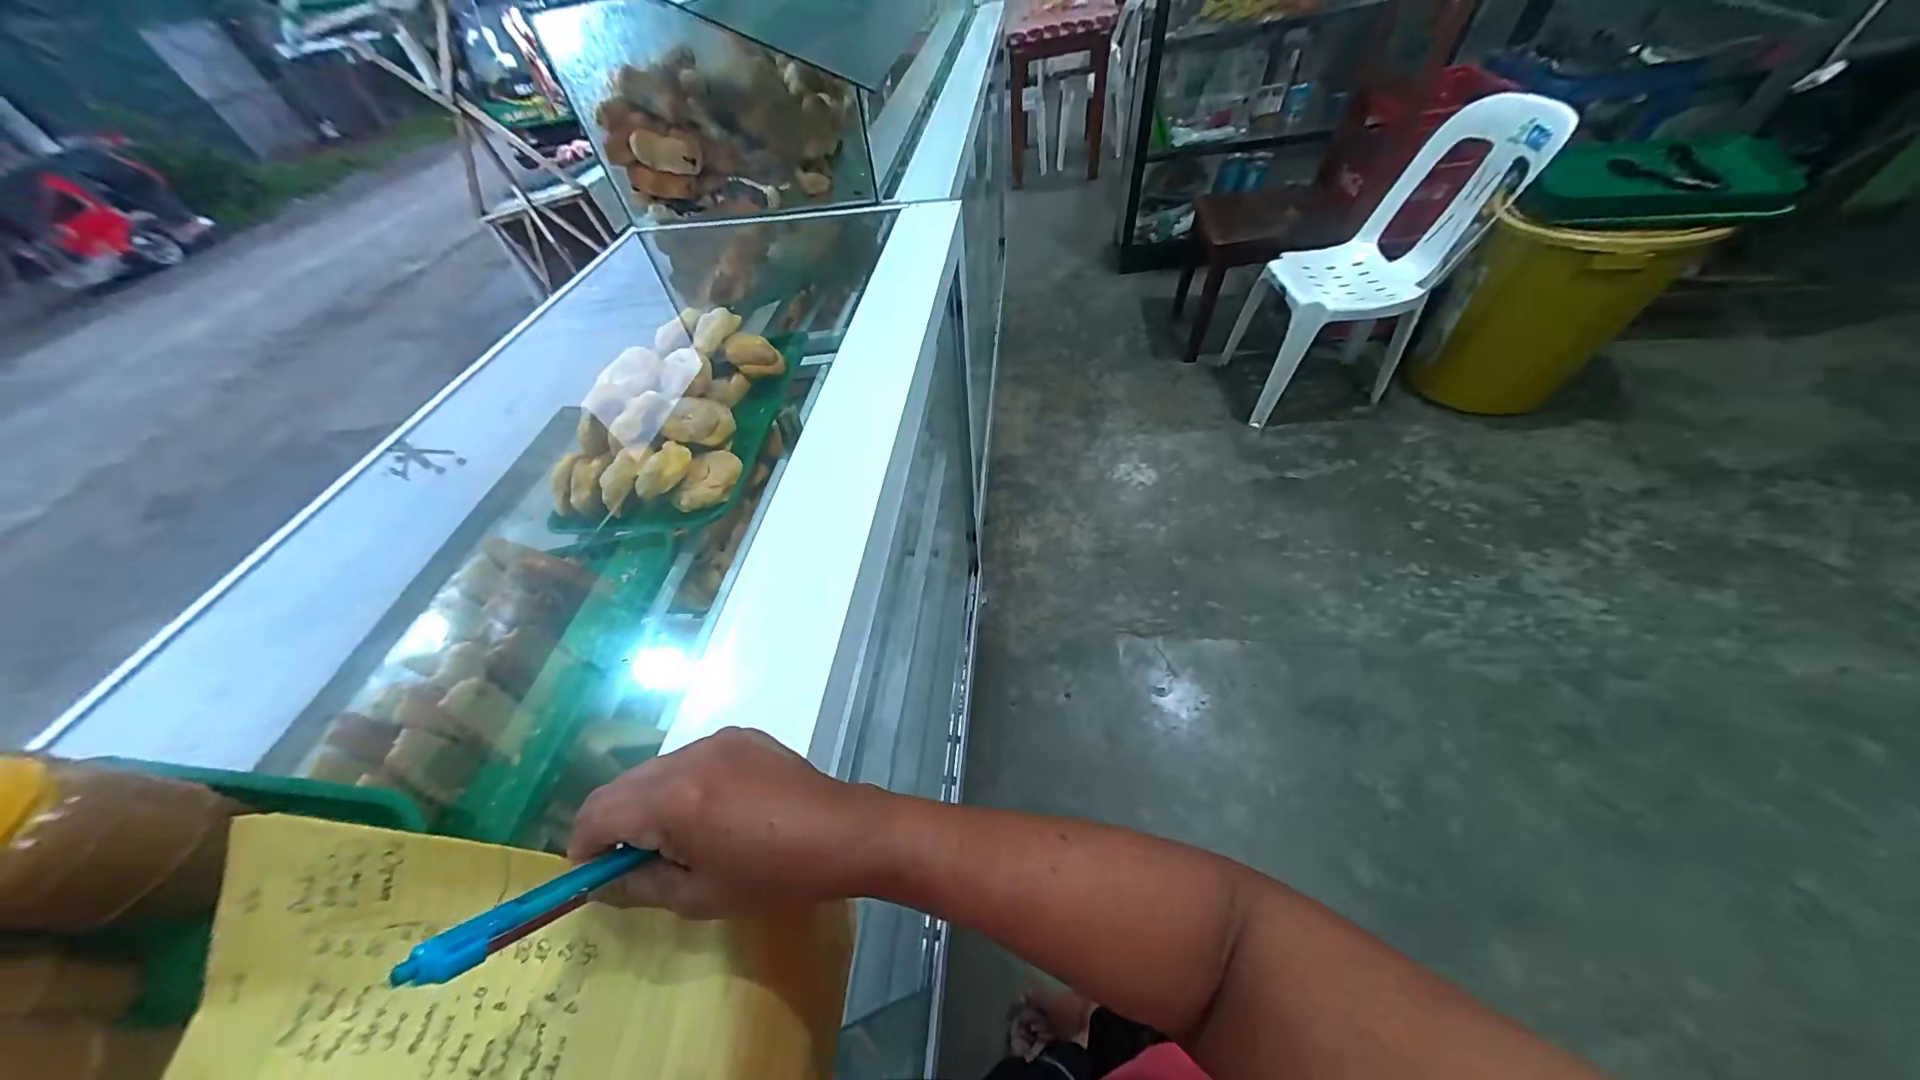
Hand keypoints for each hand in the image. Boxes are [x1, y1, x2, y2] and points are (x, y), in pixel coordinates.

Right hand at [569, 727, 887, 918]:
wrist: (842, 831)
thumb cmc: (773, 873)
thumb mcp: (699, 896)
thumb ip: (638, 885)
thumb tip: (601, 879)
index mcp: (675, 797)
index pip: (597, 811)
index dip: (585, 846)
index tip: (596, 873)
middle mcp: (691, 755)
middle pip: (624, 784)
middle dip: (616, 822)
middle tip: (638, 861)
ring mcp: (720, 738)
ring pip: (657, 768)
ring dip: (651, 800)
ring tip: (683, 836)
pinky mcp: (744, 734)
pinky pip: (694, 757)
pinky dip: (685, 781)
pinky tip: (716, 808)